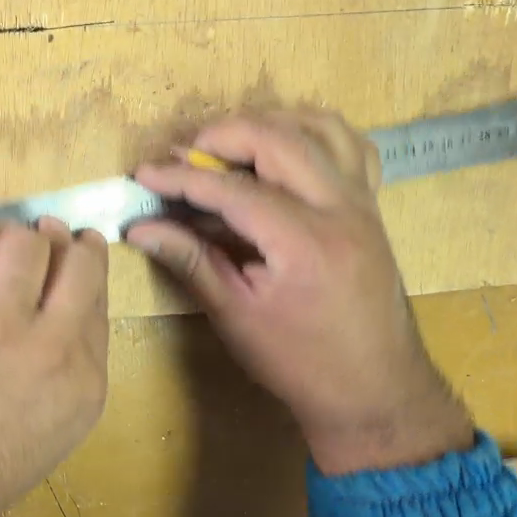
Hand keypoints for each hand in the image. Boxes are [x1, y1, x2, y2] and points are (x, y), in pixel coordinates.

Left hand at [0, 213, 108, 516]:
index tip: (77, 253)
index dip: (87, 269)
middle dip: (65, 239)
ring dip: (14, 233)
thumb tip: (57, 308)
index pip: (98, 301)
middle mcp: (52, 345)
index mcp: (85, 383)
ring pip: (24, 243)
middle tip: (51, 230)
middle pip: (76, 262)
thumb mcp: (50, 433)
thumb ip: (66, 371)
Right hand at [126, 109, 472, 475]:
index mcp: (305, 243)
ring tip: (226, 146)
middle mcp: (341, 210)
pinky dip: (310, 134)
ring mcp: (363, 204)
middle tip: (180, 155)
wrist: (378, 391)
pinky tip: (279, 150)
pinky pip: (349, 146)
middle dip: (221, 136)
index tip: (143, 173)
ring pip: (319, 129)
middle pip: (278, 139)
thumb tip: (139, 228)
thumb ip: (189, 259)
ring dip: (267, 124)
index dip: (181, 177)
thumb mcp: (235, 314)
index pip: (232, 188)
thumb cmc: (300, 362)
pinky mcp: (370, 207)